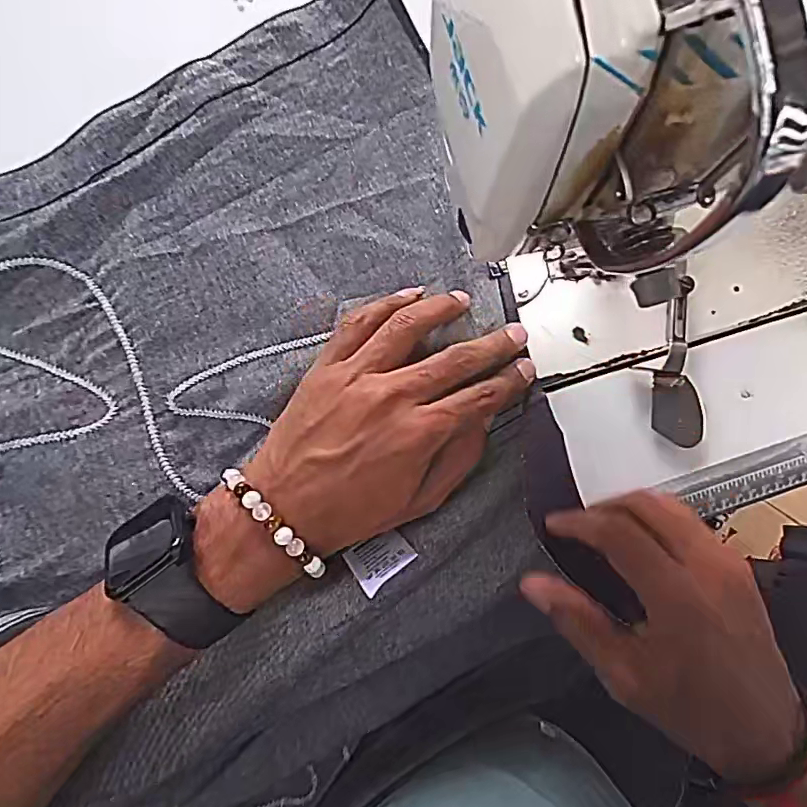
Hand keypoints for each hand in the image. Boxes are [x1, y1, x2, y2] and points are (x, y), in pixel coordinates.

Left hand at [193, 287, 533, 611]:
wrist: (285, 507)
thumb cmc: (347, 510)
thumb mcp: (419, 499)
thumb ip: (458, 459)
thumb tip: (482, 424)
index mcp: (418, 433)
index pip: (479, 395)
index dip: (508, 380)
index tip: (521, 370)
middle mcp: (391, 397)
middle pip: (455, 358)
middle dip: (493, 344)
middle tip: (511, 335)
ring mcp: (356, 377)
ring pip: (408, 326)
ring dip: (441, 309)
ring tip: (460, 301)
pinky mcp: (328, 368)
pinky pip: (358, 323)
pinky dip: (386, 304)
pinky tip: (406, 297)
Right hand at [521, 491, 803, 782]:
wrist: (765, 729)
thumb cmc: (696, 710)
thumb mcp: (624, 675)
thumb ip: (577, 621)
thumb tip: (536, 585)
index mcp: (677, 595)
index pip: (617, 531)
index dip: (578, 521)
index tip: (556, 525)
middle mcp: (707, 568)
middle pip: (645, 504)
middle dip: (602, 507)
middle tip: (576, 524)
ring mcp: (728, 562)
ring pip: (671, 505)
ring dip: (630, 508)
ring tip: (603, 529)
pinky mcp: (737, 565)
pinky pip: (691, 521)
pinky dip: (657, 519)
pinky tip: (640, 542)